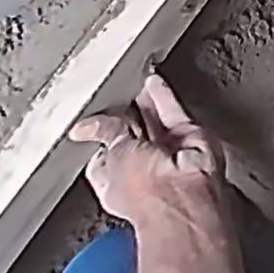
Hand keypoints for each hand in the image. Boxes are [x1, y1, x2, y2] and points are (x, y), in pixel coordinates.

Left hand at [71, 74, 226, 229]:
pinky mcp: (189, 134)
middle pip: (132, 132)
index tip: (92, 115)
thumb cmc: (145, 192)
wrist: (183, 192)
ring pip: (154, 119)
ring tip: (133, 80)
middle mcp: (145, 166)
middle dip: (125, 112)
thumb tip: (84, 127)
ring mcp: (169, 150)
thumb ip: (105, 133)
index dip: (99, 134)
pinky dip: (163, 94)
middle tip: (115, 90)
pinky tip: (152, 80)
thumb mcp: (111, 157)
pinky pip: (173, 110)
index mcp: (118, 181)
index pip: (105, 153)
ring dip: (144, 100)